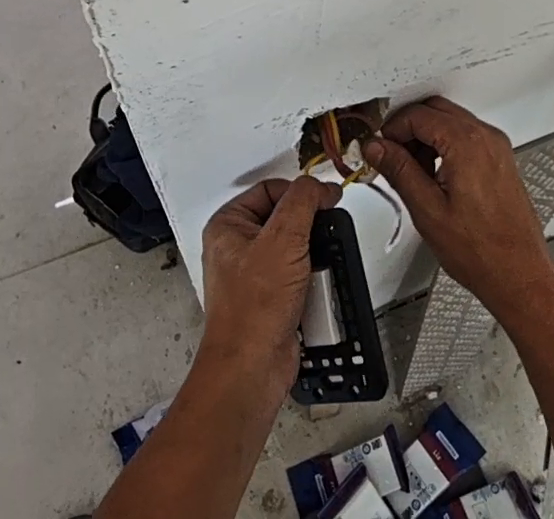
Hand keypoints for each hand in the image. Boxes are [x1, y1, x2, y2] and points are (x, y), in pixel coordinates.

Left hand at [198, 176, 341, 399]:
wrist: (253, 367)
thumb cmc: (253, 310)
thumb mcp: (283, 240)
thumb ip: (302, 203)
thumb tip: (319, 186)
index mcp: (228, 225)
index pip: (271, 189)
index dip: (300, 193)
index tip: (325, 201)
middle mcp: (237, 246)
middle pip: (286, 217)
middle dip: (310, 228)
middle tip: (323, 237)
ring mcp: (255, 272)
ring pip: (297, 246)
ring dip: (314, 256)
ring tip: (316, 269)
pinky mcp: (272, 295)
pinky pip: (301, 273)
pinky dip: (314, 278)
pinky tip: (316, 287)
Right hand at [364, 98, 553, 321]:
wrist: (517, 274)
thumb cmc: (482, 251)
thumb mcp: (427, 210)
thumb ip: (399, 170)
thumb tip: (378, 148)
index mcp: (467, 144)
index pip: (418, 115)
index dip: (392, 129)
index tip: (379, 147)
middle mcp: (487, 139)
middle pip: (436, 110)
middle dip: (408, 128)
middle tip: (389, 155)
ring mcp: (497, 149)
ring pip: (451, 121)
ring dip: (426, 137)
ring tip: (410, 171)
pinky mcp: (500, 161)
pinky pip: (467, 138)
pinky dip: (445, 146)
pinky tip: (433, 176)